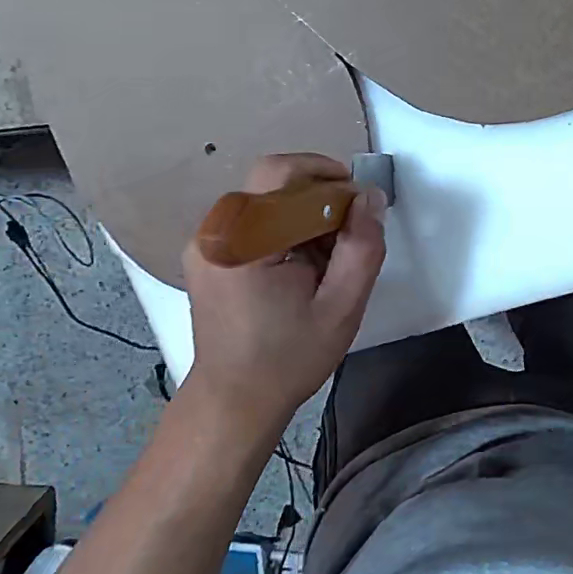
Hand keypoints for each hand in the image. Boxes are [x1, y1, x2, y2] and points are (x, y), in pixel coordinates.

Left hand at [182, 154, 387, 430]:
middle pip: (271, 181)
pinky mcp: (204, 255)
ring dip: (299, 212)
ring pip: (261, 200)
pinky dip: (279, 228)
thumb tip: (369, 197)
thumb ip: (362, 247)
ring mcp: (203, 242)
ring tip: (326, 253)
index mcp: (242, 240)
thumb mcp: (341, 307)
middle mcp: (214, 231)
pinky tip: (298, 263)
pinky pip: (247, 221)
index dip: (328, 177)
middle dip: (316, 194)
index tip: (359, 205)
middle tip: (348, 229)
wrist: (234, 400)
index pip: (284, 174)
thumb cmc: (288, 358)